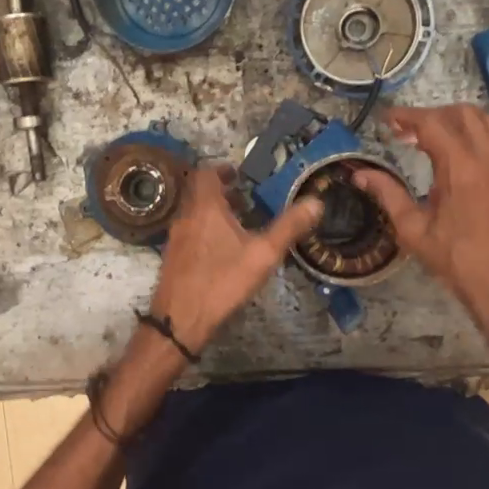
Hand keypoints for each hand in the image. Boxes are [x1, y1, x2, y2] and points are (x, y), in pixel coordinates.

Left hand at [148, 164, 323, 353]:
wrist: (179, 319)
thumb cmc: (222, 281)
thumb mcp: (263, 254)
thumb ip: (289, 227)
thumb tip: (316, 202)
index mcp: (204, 208)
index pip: (206, 172)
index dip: (223, 169)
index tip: (240, 175)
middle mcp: (185, 217)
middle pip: (199, 193)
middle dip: (221, 192)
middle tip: (245, 200)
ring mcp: (175, 238)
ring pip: (194, 214)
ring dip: (214, 213)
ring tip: (239, 226)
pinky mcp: (172, 258)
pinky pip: (190, 233)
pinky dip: (205, 232)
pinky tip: (223, 253)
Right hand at [351, 105, 488, 326]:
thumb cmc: (454, 259)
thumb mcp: (412, 229)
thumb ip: (388, 194)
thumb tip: (361, 174)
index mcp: (461, 169)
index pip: (433, 124)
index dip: (407, 116)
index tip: (387, 119)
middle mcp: (487, 159)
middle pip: (462, 114)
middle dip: (431, 114)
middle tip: (405, 131)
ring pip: (484, 122)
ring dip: (455, 121)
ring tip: (430, 138)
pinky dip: (473, 135)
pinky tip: (454, 157)